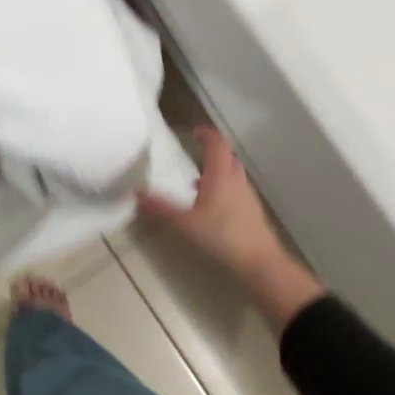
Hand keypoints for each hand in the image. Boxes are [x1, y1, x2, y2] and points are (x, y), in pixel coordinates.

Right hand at [138, 128, 325, 331]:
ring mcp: (247, 195)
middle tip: (195, 153)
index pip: (217, 143)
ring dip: (218, 172)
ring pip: (233, 174)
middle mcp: (236, 179)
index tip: (195, 132)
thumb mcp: (184, 223)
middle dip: (212, 152)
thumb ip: (160, 208)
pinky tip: (211, 208)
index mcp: (221, 175)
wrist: (259, 262)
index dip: (207, 134)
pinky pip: (236, 190)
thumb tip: (136, 193)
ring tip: (197, 183)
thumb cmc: (221, 237)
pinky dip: (223, 189)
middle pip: (227, 156)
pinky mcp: (252, 211)